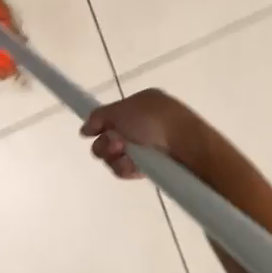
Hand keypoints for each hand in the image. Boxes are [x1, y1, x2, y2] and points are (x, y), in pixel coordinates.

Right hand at [80, 89, 201, 178]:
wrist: (187, 146)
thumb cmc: (153, 121)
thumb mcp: (121, 110)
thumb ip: (98, 116)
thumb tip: (84, 129)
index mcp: (142, 104)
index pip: (111, 115)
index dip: (100, 124)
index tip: (90, 133)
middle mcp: (145, 124)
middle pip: (108, 136)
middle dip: (105, 143)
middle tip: (116, 144)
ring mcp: (149, 146)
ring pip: (115, 155)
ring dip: (114, 157)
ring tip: (127, 156)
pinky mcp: (152, 166)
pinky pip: (128, 168)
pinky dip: (126, 168)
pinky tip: (135, 167)